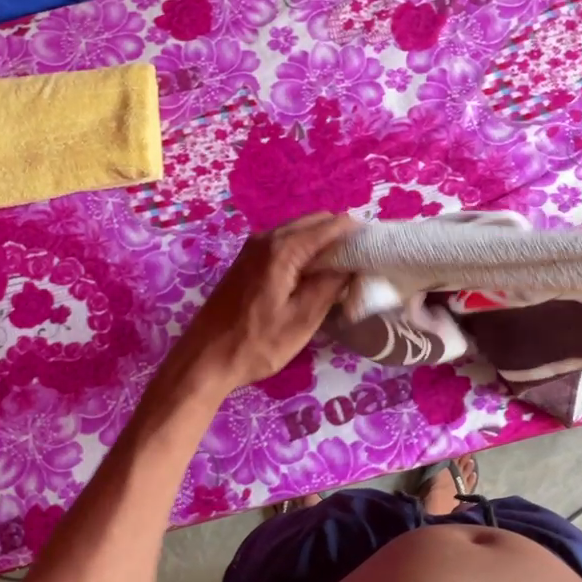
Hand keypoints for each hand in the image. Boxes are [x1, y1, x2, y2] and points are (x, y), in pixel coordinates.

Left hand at [154, 213, 356, 398]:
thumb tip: (353, 264)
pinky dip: (303, 251)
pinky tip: (313, 276)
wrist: (205, 359)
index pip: (331, 225)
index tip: (377, 251)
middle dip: (341, 236)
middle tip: (363, 263)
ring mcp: (253, 248)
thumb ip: (330, 286)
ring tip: (343, 271)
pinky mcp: (247, 261)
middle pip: (315, 222)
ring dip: (322, 244)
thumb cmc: (256, 344)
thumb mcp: (302, 320)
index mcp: (283, 249)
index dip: (357, 234)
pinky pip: (284, 244)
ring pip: (298, 232)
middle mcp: (267, 238)